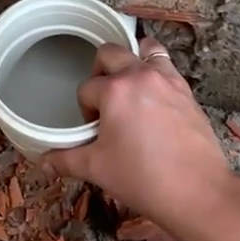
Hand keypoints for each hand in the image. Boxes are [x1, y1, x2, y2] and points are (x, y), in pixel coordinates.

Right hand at [42, 37, 237, 234]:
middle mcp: (140, 75)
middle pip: (110, 53)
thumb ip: (66, 159)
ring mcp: (167, 79)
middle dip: (100, 72)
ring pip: (144, 48)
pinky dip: (156, 71)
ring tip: (130, 87)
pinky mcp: (186, 90)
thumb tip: (42, 163)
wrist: (198, 192)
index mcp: (114, 90)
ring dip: (132, 60)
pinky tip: (154, 98)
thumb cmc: (142, 178)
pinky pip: (166, 65)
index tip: (93, 131)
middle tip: (104, 101)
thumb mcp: (97, 169)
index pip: (86, 89)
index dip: (84, 110)